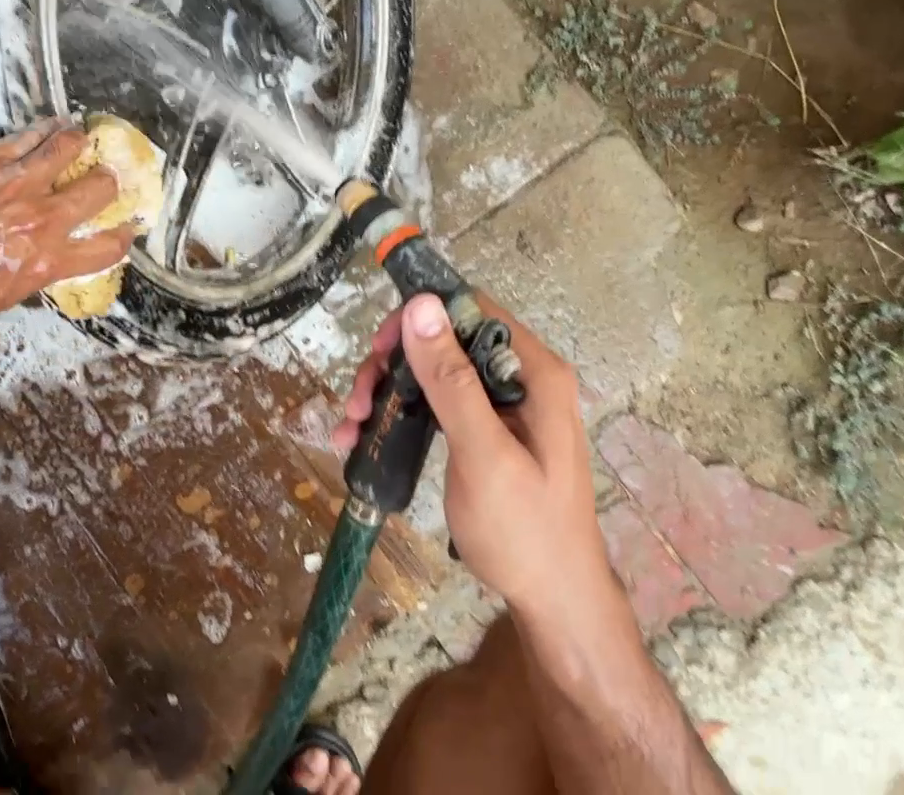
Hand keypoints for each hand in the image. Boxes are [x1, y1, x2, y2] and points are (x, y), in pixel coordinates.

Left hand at [0, 119, 136, 353]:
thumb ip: (32, 268)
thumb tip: (45, 251)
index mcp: (44, 263)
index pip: (105, 247)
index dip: (123, 236)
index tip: (127, 228)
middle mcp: (37, 221)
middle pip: (98, 190)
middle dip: (108, 183)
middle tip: (106, 177)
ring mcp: (9, 185)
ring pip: (67, 149)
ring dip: (80, 144)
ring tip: (82, 138)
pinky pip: (24, 138)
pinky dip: (44, 130)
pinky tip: (50, 126)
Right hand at [331, 294, 611, 617]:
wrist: (551, 600)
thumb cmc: (523, 530)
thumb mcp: (482, 452)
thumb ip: (452, 380)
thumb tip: (421, 304)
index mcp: (534, 373)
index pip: (471, 310)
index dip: (420, 320)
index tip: (378, 349)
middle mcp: (520, 380)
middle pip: (445, 342)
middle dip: (393, 363)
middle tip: (358, 399)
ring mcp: (501, 408)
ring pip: (432, 373)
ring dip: (386, 392)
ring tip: (351, 426)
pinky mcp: (483, 433)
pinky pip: (433, 406)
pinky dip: (398, 416)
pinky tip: (362, 440)